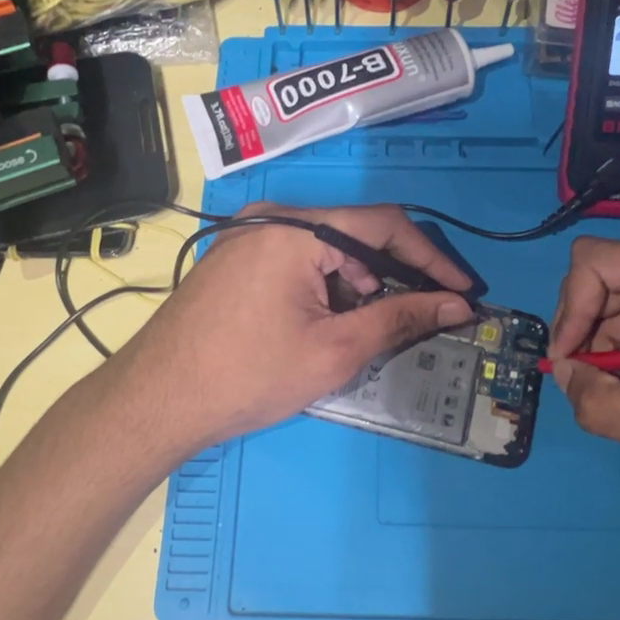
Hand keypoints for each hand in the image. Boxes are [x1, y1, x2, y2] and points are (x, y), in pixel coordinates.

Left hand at [99, 203, 475, 451]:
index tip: (463, 291)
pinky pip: (298, 259)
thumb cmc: (248, 377)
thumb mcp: (335, 351)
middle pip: (355, 235)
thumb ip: (400, 319)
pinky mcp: (237, 257)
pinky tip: (327, 323)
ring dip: (357, 286)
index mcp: (296, 228)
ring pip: (326, 249)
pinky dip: (325, 286)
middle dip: (392, 277)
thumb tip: (457, 305)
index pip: (384, 225)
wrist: (156, 401)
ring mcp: (248, 235)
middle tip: (420, 317)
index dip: (431, 258)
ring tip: (364, 331)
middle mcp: (271, 218)